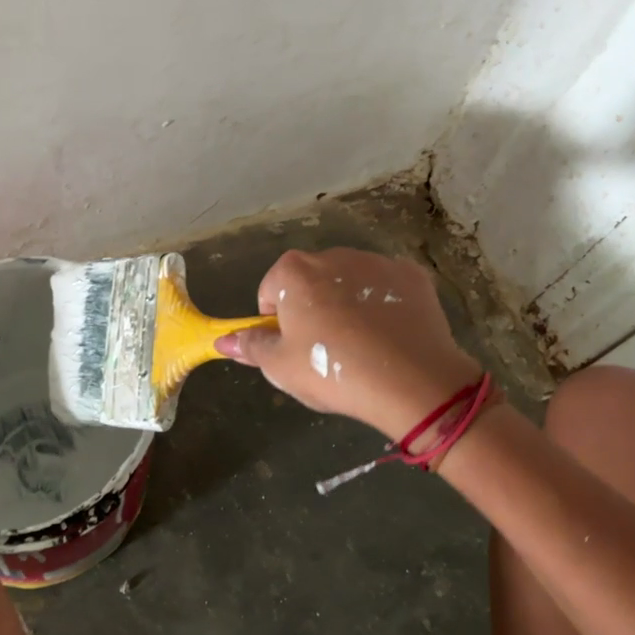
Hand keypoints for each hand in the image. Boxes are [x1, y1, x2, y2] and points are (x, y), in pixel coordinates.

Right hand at [215, 248, 482, 438]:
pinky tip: (391, 337)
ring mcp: (376, 262)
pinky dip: (384, 306)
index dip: (276, 322)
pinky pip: (387, 288)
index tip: (292, 348)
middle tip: (325, 351)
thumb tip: (223, 340)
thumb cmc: (332, 370)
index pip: (271, 290)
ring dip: (349, 304)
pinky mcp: (411, 275)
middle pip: (311, 281)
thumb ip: (251, 346)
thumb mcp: (281, 367)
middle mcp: (334, 255)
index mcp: (295, 271)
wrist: (410, 379)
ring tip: (362, 348)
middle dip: (313, 308)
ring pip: (350, 282)